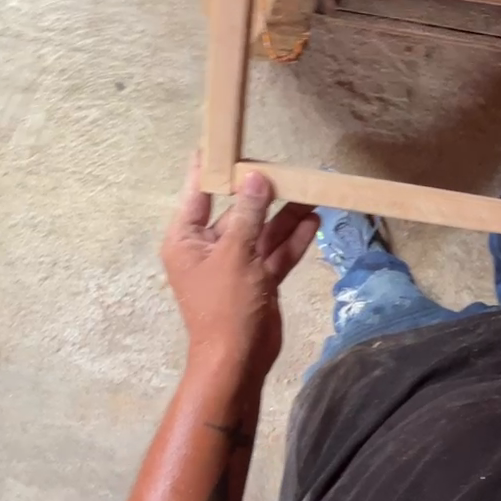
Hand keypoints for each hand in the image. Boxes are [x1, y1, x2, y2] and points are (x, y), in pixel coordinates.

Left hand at [163, 165, 318, 381]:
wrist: (238, 359)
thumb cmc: (225, 306)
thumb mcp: (235, 254)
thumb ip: (248, 214)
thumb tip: (256, 177)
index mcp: (186, 238)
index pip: (198, 192)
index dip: (213, 167)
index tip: (226, 141)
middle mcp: (209, 248)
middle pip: (237, 211)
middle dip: (262, 193)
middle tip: (285, 167)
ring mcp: (236, 265)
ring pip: (262, 232)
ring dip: (285, 216)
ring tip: (311, 192)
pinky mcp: (259, 280)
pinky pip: (276, 253)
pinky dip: (293, 240)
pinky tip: (313, 221)